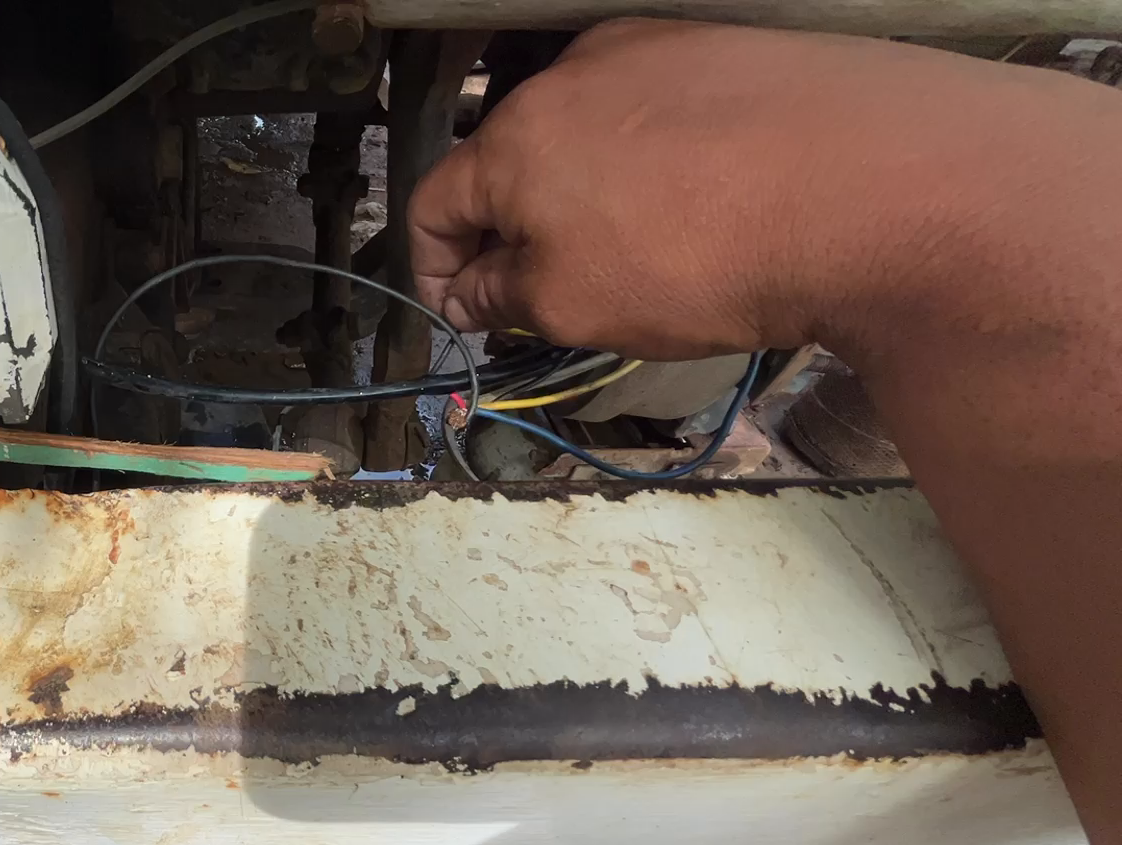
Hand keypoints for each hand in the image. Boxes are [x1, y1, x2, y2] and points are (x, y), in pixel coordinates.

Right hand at [408, 19, 1117, 359]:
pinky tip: (674, 210)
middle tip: (530, 295)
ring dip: (563, 205)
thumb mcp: (565, 304)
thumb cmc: (690, 261)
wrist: (893, 191)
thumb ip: (494, 296)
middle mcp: (572, 74)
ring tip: (610, 256)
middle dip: (499, 238)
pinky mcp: (723, 49)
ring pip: (570, 142)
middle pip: (499, 169)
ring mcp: (654, 49)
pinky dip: (628, 172)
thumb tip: (467, 292)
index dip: (432, 270)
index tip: (461, 314)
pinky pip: (641, 119)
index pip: (430, 206)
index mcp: (515, 137)